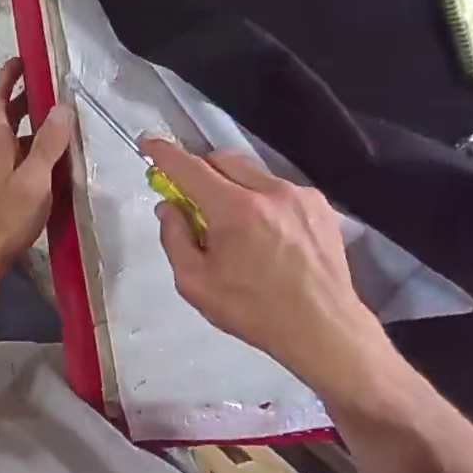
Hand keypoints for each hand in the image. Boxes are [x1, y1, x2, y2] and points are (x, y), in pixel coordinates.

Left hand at [0, 58, 74, 276]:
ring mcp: (1, 171)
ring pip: (18, 138)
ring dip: (35, 123)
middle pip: (7, 116)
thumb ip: (48, 144)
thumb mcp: (34, 178)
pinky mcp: (9, 187)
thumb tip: (61, 107)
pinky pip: (25, 158)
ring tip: (62, 117)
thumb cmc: (9, 215)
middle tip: (48, 84)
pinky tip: (60, 156)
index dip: (6, 78)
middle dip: (23, 97)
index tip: (20, 59)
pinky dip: (39, 149)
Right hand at [143, 138, 396, 398]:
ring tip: (234, 225)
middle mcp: (269, 192)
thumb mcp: (195, 283)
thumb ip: (174, 238)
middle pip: (221, 159)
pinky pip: (277, 188)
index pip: (189, 167)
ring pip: (251, 172)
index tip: (149, 142)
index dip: (164, 152)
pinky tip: (265, 232)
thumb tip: (169, 206)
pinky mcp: (320, 205)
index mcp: (234, 210)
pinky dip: (260, 198)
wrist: (323, 329)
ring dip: (231, 186)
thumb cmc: (252, 311)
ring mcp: (299, 195)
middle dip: (199, 171)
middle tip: (192, 201)